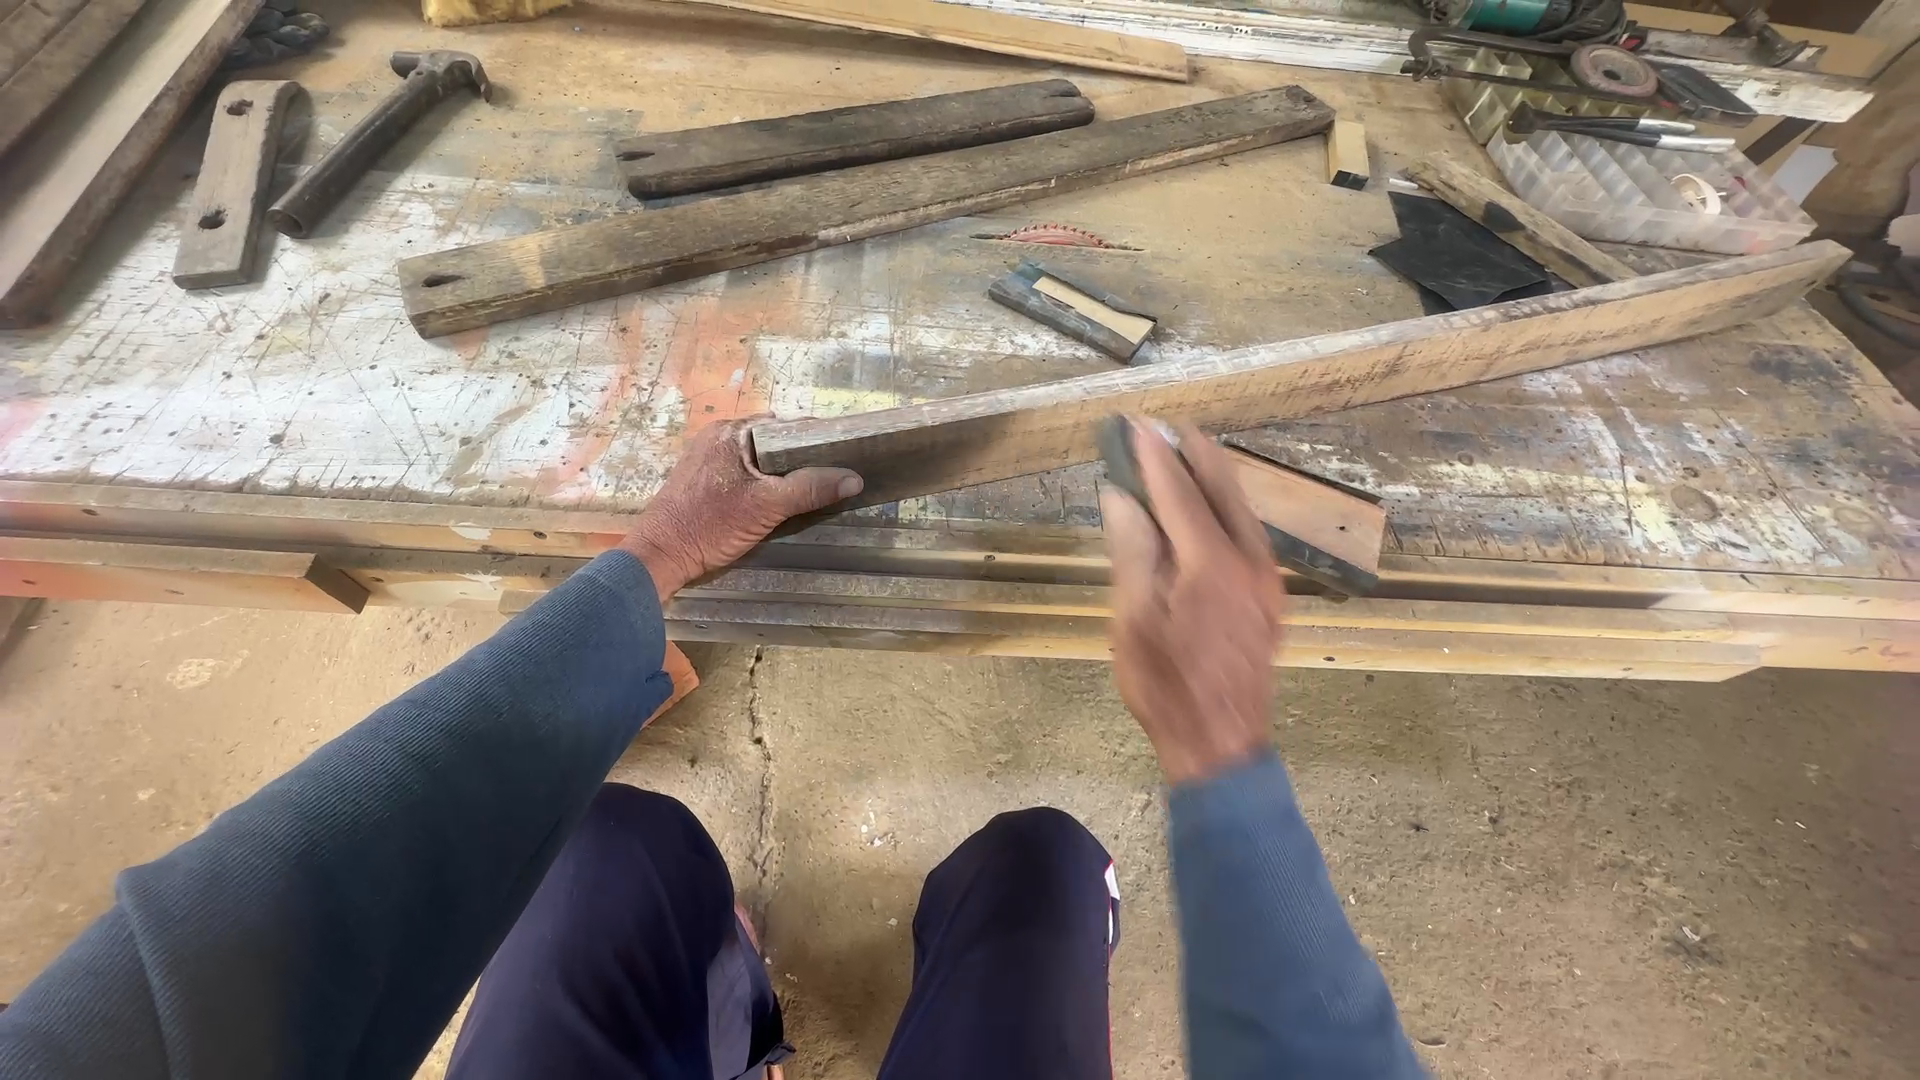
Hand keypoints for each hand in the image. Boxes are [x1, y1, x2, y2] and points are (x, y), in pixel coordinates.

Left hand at [619, 418, 861, 600]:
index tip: (843, 456)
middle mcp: (719, 437)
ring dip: (784, 474)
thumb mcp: (767, 506)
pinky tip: (781, 502)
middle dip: (802, 459)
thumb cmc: (710, 525)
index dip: (816, 439)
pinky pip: (746, 474)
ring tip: (814, 490)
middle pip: (774, 442)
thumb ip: (810, 489)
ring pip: (760, 461)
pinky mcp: (705, 481)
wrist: (661, 557)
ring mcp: (708, 459)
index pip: (786, 425)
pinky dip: (765, 484)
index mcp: (731, 432)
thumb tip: (854, 479)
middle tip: (832, 477)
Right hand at [1100, 420, 1283, 786]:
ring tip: (1188, 452)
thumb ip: (1132, 551)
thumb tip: (1121, 496)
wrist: (1220, 743)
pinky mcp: (1271, 597)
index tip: (1135, 426)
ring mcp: (1268, 579)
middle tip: (1167, 427)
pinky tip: (1211, 505)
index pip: (1178, 494)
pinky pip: (1250, 534)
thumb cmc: (1165, 686)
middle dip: (1194, 453)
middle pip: (1223, 489)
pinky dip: (1227, 508)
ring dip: (1214, 477)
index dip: (1153, 458)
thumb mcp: (1134, 619)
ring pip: (1243, 509)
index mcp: (1211, 565)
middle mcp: (1250, 561)